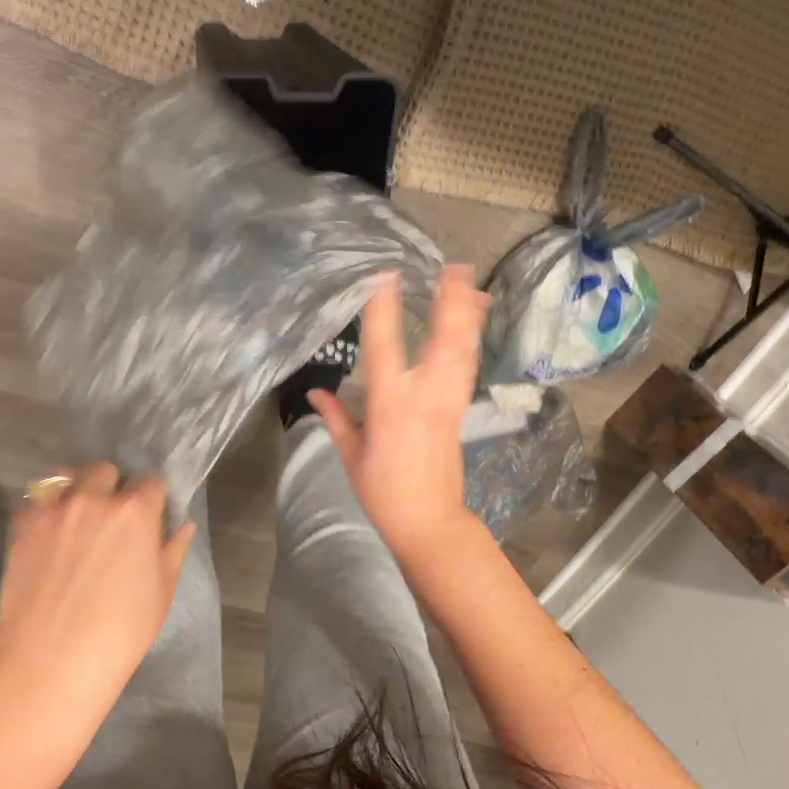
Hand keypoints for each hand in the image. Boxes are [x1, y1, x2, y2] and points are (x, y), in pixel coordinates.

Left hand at [0, 463, 194, 688]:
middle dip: (112, 487)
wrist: (52, 660)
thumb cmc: (120, 633)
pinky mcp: (21, 527)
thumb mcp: (162, 594)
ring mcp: (53, 511)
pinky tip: (50, 534)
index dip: (152, 499)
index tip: (149, 518)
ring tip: (76, 519)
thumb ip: (172, 552)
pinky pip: (35, 501)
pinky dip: (44, 509)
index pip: (150, 482)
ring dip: (76, 490)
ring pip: (66, 477)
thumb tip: (182, 527)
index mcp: (135, 513)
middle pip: (104, 470)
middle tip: (111, 518)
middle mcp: (93, 500)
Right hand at [309, 266, 490, 558]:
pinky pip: (466, 371)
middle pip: (442, 340)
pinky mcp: (459, 413)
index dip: (384, 309)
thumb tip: (315, 393)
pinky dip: (470, 345)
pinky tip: (473, 328)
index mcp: (390, 405)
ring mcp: (447, 403)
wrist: (428, 521)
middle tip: (454, 268)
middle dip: (449, 302)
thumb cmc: (382, 491)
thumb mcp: (352, 455)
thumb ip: (336, 419)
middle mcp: (424, 397)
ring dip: (467, 317)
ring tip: (471, 286)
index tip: (385, 276)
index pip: (385, 347)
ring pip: (462, 352)